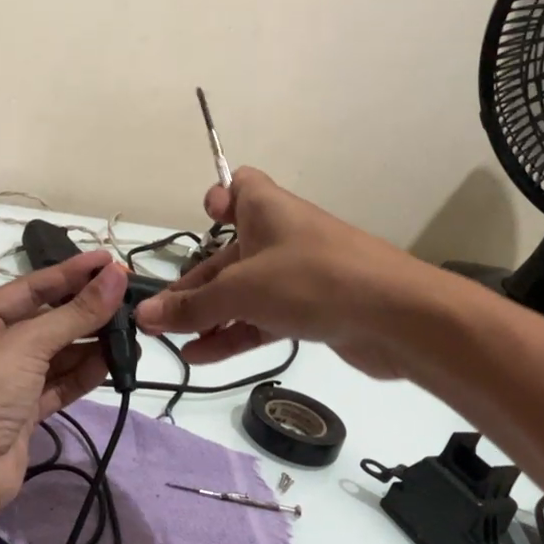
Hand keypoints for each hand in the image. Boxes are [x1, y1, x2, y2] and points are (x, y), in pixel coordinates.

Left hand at [0, 250, 126, 509]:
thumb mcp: (28, 344)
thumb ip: (75, 313)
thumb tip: (116, 276)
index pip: (30, 288)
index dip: (70, 273)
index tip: (110, 261)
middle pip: (45, 320)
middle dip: (84, 312)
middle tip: (128, 300)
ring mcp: (7, 380)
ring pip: (56, 354)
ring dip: (90, 344)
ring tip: (130, 334)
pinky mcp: (23, 411)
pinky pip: (59, 384)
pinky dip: (84, 374)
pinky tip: (112, 364)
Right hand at [134, 167, 436, 378]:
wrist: (400, 318)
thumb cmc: (313, 280)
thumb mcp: (242, 291)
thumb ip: (191, 307)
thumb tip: (144, 315)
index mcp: (267, 211)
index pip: (240, 185)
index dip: (220, 198)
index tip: (205, 222)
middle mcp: (281, 237)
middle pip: (227, 255)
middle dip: (193, 284)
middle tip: (158, 315)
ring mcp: (298, 276)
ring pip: (242, 292)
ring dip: (207, 315)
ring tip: (170, 341)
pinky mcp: (310, 310)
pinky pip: (260, 318)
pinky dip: (233, 335)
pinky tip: (199, 357)